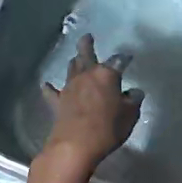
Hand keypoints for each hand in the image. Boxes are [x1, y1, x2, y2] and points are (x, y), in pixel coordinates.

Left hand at [40, 34, 142, 172]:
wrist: (76, 146)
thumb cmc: (108, 128)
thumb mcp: (130, 115)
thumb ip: (133, 101)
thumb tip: (135, 92)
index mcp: (106, 75)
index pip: (118, 61)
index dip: (124, 58)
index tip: (128, 57)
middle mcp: (86, 75)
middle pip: (85, 54)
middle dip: (87, 44)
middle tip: (88, 37)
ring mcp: (69, 88)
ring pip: (71, 68)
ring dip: (74, 62)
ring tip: (76, 58)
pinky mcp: (57, 102)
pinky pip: (52, 91)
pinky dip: (50, 87)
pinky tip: (47, 84)